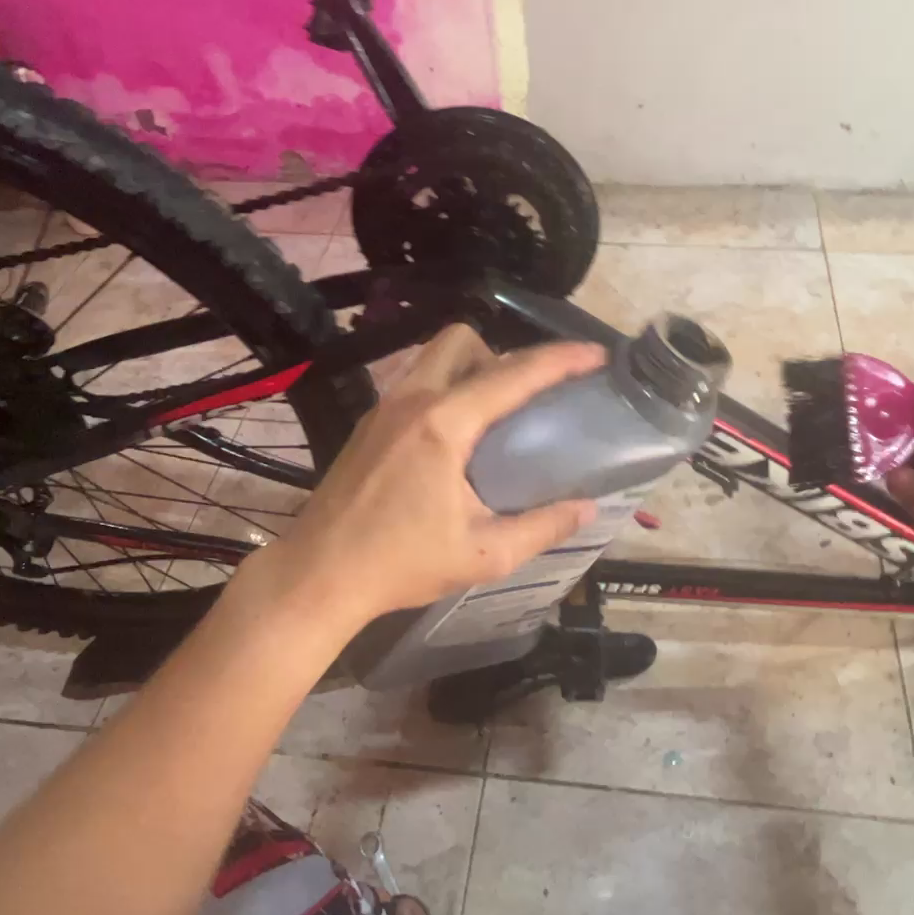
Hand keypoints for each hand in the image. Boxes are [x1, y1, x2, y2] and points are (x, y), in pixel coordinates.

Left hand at [250, 325, 604, 623]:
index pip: (512, 374)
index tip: (596, 355)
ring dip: (472, 367)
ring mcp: (384, 408)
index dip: (560, 359)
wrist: (318, 575)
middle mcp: (411, 400)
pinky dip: (446, 387)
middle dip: (504, 353)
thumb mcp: (484, 554)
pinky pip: (416, 381)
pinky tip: (457, 437)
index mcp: (443, 425)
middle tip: (527, 396)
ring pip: (434, 355)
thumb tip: (587, 509)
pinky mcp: (368, 423)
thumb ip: (542, 527)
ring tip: (496, 414)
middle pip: (463, 339)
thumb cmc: (400, 565)